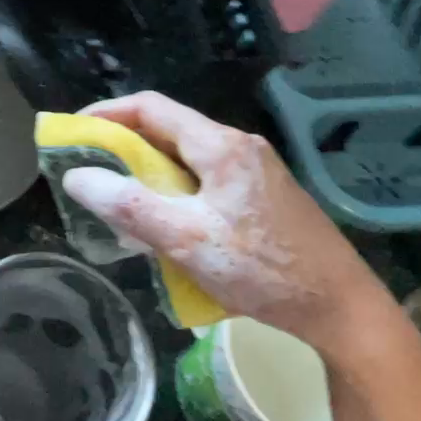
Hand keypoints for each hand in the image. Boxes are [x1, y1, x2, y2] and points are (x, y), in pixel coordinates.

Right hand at [60, 91, 396, 360]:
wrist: (346, 314)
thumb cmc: (265, 271)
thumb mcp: (187, 239)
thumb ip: (129, 205)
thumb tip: (75, 177)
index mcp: (220, 145)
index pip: (150, 107)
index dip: (106, 114)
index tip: (73, 134)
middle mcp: (238, 147)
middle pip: (166, 130)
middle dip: (122, 147)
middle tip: (90, 171)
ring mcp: (254, 171)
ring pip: (184, 157)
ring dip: (146, 173)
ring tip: (120, 202)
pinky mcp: (262, 197)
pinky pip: (203, 179)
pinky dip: (172, 191)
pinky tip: (165, 224)